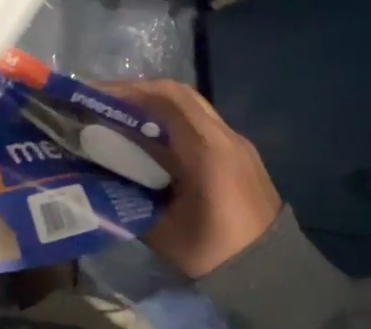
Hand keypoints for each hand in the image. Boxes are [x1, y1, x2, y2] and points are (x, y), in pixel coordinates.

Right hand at [99, 79, 282, 278]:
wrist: (275, 279)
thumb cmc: (216, 254)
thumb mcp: (163, 231)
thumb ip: (129, 197)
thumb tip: (97, 177)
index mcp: (206, 150)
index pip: (164, 99)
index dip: (127, 91)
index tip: (96, 96)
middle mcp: (225, 136)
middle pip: (178, 93)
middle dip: (138, 91)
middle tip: (106, 102)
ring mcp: (237, 144)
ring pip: (191, 105)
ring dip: (157, 104)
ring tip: (126, 117)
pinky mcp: (242, 156)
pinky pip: (202, 123)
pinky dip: (175, 120)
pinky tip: (156, 140)